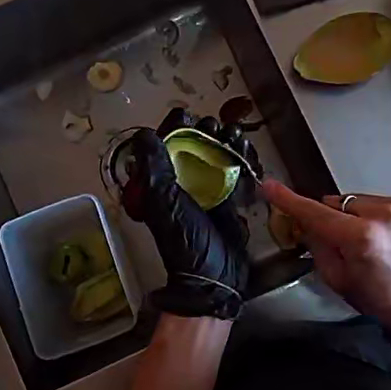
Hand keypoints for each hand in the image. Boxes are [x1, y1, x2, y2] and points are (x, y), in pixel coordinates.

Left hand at [118, 119, 249, 319]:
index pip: (166, 145)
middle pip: (195, 146)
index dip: (175, 126)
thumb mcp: (164, 201)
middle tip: (214, 126)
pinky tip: (246, 149)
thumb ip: (155, 167)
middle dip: (205, 131)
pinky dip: (242, 158)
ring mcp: (208, 191)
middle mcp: (183, 184)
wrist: (214, 276)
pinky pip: (236, 172)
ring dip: (226, 141)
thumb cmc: (186, 240)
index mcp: (162, 184)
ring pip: (217, 156)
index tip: (187, 113)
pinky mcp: (230, 200)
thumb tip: (144, 134)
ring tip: (234, 135)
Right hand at [260, 180, 390, 328]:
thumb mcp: (338, 279)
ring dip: (351, 217)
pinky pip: (374, 202)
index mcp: (362, 238)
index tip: (271, 188)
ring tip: (366, 243)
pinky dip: (370, 216)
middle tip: (340, 245)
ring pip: (354, 201)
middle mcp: (382, 215)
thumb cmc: (383, 298)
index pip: (315, 213)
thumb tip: (304, 223)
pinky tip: (379, 237)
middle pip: (334, 204)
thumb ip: (317, 245)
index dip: (288, 201)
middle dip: (330, 220)